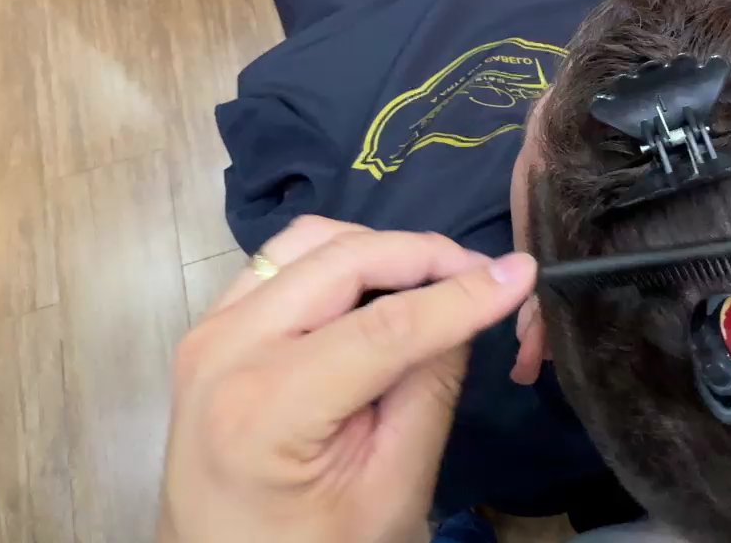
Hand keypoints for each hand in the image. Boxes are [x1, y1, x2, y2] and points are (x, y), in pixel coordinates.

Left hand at [159, 216, 536, 542]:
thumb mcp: (391, 489)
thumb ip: (431, 386)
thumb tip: (466, 302)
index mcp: (266, 408)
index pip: (384, 326)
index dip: (459, 294)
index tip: (520, 271)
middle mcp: (226, 349)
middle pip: (343, 261)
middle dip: (422, 254)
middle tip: (479, 271)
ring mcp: (210, 327)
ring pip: (309, 240)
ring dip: (377, 247)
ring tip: (428, 277)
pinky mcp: (211, 322)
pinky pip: (282, 258)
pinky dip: (337, 255)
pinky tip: (372, 283)